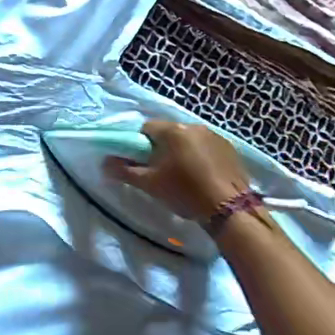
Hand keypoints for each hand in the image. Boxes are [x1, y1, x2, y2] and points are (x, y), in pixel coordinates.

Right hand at [103, 120, 251, 220]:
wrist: (228, 208)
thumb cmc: (184, 192)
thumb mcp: (150, 184)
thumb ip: (124, 171)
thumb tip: (105, 163)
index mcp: (173, 131)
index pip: (146, 128)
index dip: (139, 145)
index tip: (140, 163)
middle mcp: (194, 126)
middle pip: (168, 133)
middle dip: (161, 149)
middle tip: (160, 173)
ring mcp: (215, 136)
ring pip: (188, 140)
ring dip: (181, 152)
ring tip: (182, 177)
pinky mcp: (230, 148)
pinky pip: (206, 147)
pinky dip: (200, 157)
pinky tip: (202, 177)